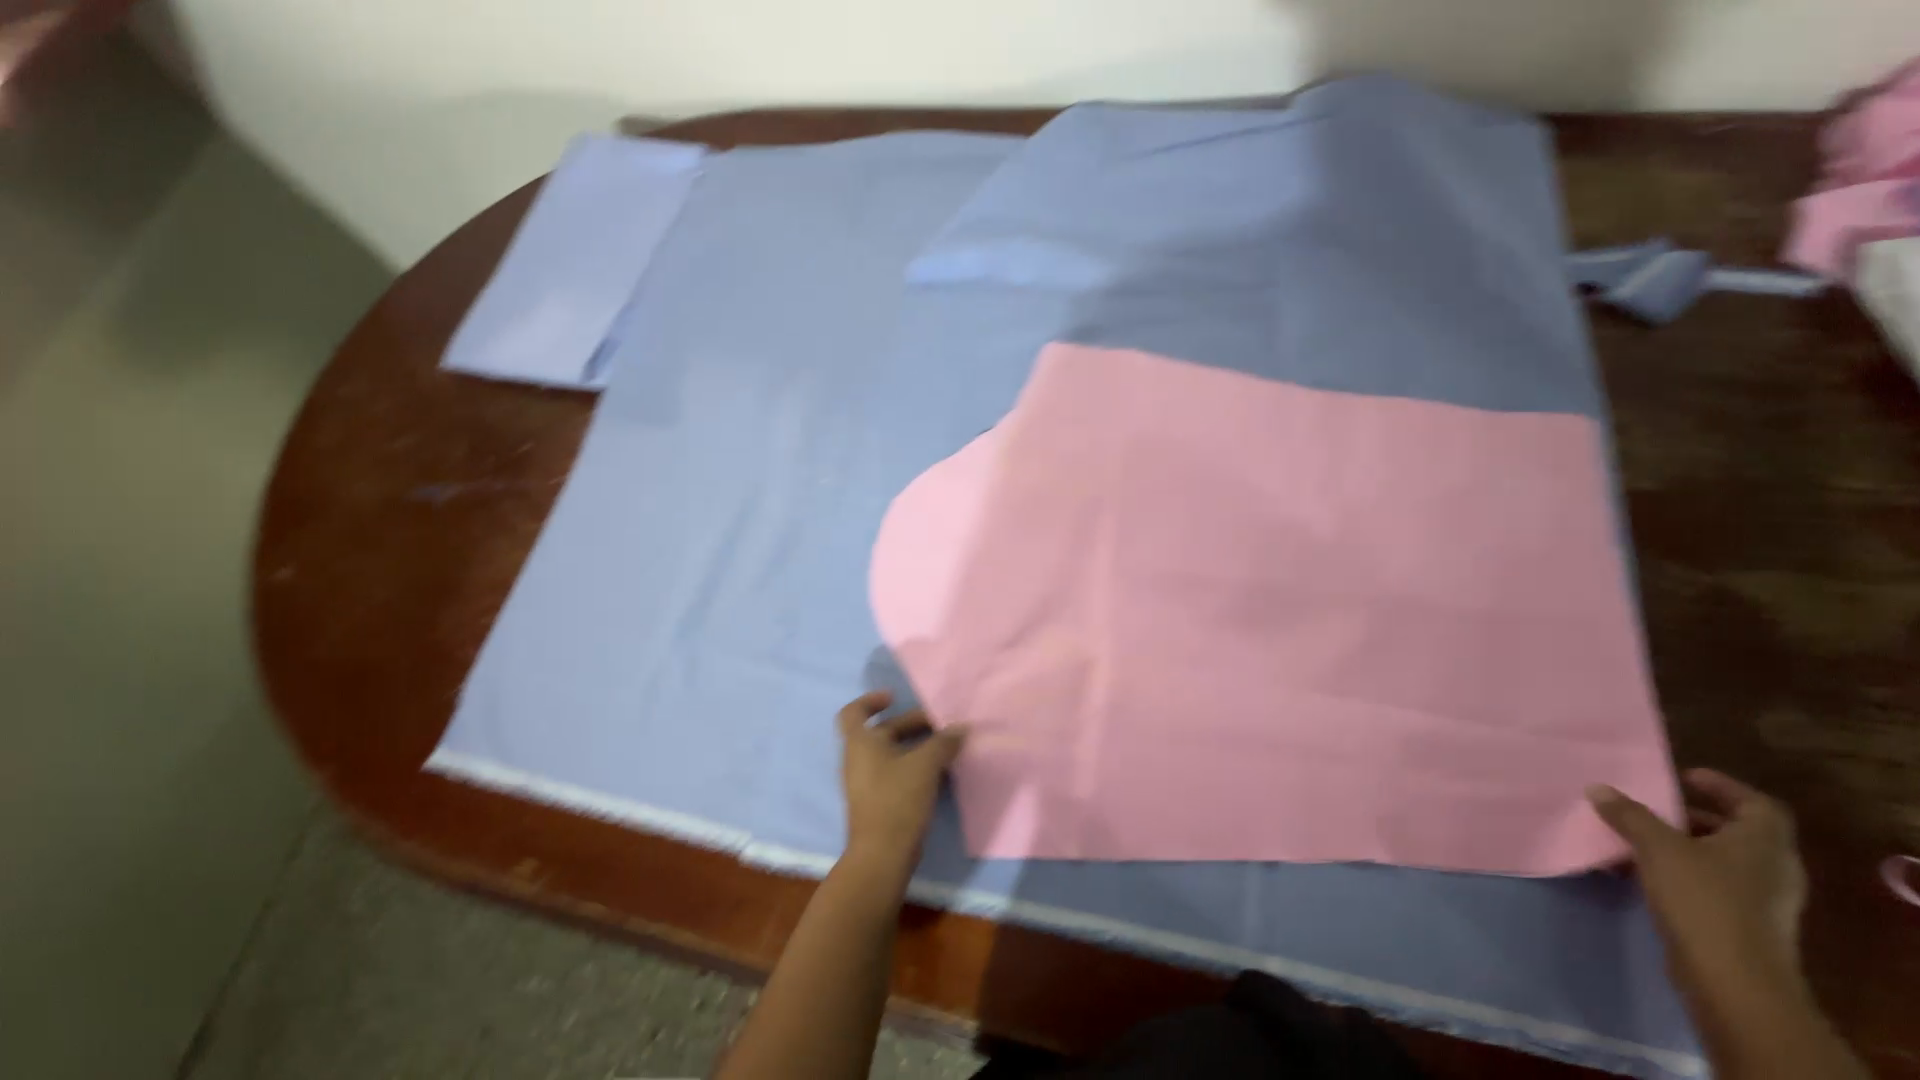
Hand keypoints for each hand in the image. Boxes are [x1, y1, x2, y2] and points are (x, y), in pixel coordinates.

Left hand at [836, 691, 965, 868]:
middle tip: (942, 725)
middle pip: (883, 732)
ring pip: (892, 754)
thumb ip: (944, 742)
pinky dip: (915, 768)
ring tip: (946, 747)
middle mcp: (858, 759)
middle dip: (912, 725)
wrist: (882, 853)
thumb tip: (960, 728)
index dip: (871, 701)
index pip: (854, 712)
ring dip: (917, 748)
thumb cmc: (897, 799)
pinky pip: (896, 774)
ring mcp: (867, 782)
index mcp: (860, 742)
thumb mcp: (925, 765)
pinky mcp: (878, 802)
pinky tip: (940, 773)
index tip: (894, 698)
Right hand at [1588, 769, 1808, 1020]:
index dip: (1723, 786)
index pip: (1755, 802)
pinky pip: (1714, 887)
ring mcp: (1764, 900)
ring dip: (1683, 848)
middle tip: (1654, 810)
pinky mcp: (1746, 926)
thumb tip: (1599, 788)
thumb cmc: (1704, 899)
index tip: (1685, 778)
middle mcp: (1773, 867)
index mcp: (1764, 841)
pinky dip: (1683, 875)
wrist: (1734, 980)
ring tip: (1639, 843)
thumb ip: (1629, 815)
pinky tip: (1646, 878)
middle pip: (1736, 832)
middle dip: (1693, 818)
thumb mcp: (1657, 848)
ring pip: (1721, 861)